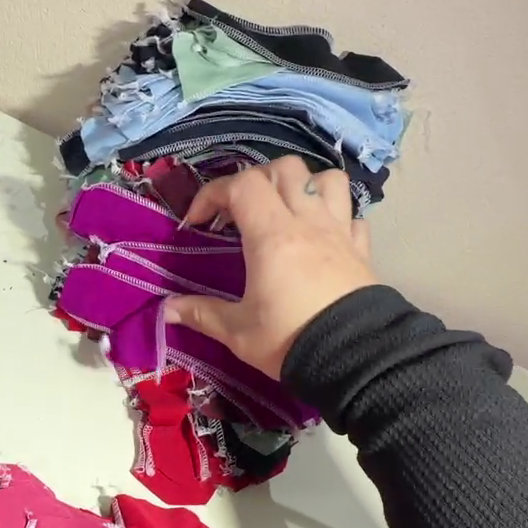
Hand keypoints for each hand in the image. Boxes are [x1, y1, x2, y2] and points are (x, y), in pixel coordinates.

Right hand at [163, 156, 376, 379]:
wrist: (355, 358)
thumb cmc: (288, 339)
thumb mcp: (236, 331)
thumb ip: (201, 313)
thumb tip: (166, 309)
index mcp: (272, 236)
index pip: (242, 186)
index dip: (212, 193)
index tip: (197, 222)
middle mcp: (307, 223)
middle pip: (284, 169)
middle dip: (254, 181)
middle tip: (237, 212)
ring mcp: (339, 232)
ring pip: (326, 179)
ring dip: (300, 186)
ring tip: (282, 211)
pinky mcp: (361, 249)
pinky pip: (350, 213)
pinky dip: (332, 214)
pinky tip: (318, 235)